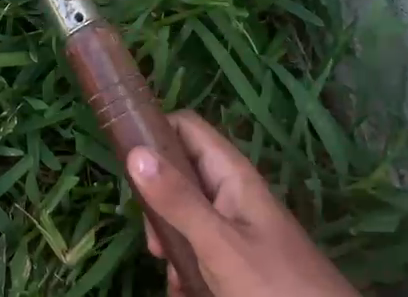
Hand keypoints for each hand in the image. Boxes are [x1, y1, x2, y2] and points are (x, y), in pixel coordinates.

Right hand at [127, 111, 358, 296]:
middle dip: (159, 205)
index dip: (156, 135)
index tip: (130, 167)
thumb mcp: (219, 245)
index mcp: (232, 174)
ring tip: (173, 278)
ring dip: (172, 243)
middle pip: (181, 173)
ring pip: (187, 216)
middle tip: (154, 243)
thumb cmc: (276, 286)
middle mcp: (233, 192)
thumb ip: (178, 200)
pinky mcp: (241, 259)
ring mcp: (238, 226)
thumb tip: (134, 151)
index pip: (187, 127)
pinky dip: (189, 268)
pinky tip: (185, 292)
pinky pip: (202, 249)